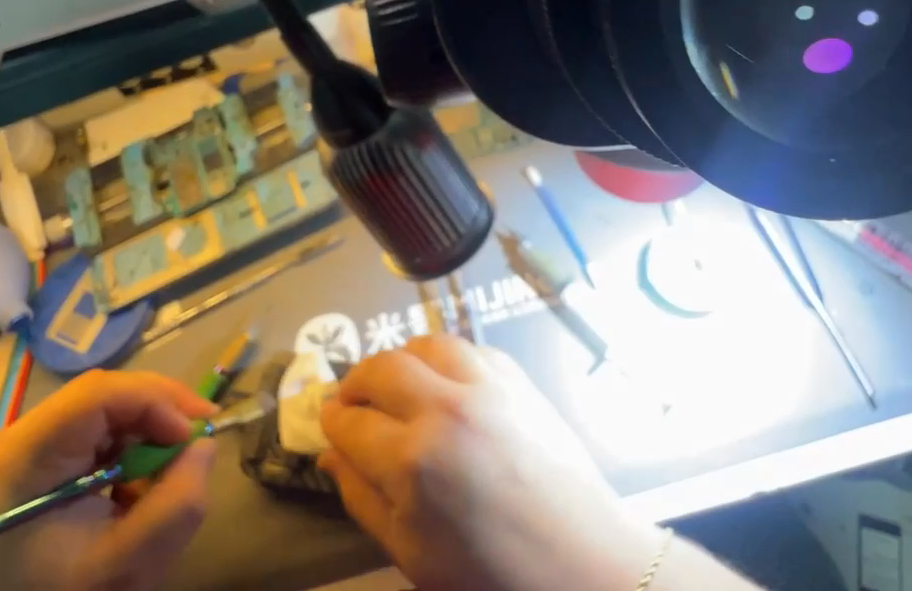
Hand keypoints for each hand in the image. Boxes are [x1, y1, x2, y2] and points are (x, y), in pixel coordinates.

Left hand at [0, 370, 218, 590]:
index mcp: (22, 460)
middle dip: (156, 412)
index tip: (194, 433)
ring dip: (141, 435)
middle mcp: (11, 441)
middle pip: (99, 395)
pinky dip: (120, 453)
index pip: (99, 394)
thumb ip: (175, 506)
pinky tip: (130, 491)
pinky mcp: (22, 466)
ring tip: (162, 478)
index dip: (157, 399)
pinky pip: (85, 436)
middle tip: (197, 438)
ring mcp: (13, 452)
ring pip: (97, 412)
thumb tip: (202, 445)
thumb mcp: (122, 568)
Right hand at [319, 336, 663, 590]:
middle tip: (352, 401)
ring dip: (400, 359)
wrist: (583, 562)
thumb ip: (362, 498)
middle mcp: (446, 407)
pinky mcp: (517, 378)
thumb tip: (329, 454)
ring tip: (394, 384)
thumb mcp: (411, 552)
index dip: (332, 421)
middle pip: (382, 368)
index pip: (350, 422)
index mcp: (413, 460)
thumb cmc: (491, 572)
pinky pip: (468, 347)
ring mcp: (486, 385)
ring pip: (426, 344)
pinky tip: (442, 381)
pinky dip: (443, 356)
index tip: (328, 421)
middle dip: (356, 382)